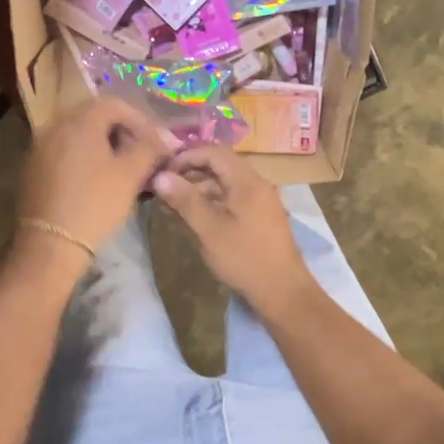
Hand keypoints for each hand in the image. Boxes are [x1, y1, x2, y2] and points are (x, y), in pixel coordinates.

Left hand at [18, 97, 173, 260]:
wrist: (50, 244)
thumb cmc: (95, 204)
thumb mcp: (131, 175)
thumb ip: (151, 148)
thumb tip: (167, 138)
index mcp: (79, 121)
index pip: (115, 104)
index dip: (140, 120)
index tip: (155, 144)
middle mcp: (55, 126)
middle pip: (94, 117)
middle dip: (121, 133)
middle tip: (139, 156)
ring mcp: (39, 147)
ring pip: (78, 136)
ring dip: (102, 146)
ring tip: (119, 171)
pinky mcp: (31, 169)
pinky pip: (63, 153)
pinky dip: (82, 159)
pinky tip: (93, 182)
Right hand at [149, 145, 317, 311]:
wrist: (283, 291)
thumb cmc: (244, 258)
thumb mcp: (209, 229)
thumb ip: (185, 200)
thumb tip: (160, 176)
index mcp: (247, 181)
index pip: (214, 152)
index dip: (186, 156)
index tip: (163, 171)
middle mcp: (257, 185)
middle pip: (220, 166)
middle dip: (190, 173)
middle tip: (164, 189)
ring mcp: (261, 202)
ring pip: (225, 185)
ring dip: (199, 190)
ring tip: (173, 206)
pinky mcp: (261, 218)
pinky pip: (233, 200)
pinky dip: (212, 204)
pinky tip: (195, 219)